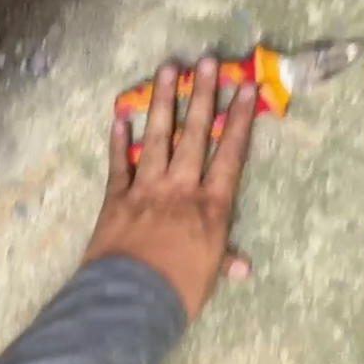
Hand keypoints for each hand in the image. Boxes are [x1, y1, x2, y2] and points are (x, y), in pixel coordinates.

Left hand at [84, 58, 257, 320]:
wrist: (129, 302)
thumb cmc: (178, 291)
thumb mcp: (209, 275)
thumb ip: (224, 260)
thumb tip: (244, 267)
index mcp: (211, 206)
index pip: (230, 154)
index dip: (240, 119)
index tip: (247, 88)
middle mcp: (181, 187)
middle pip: (195, 134)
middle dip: (203, 95)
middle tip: (208, 61)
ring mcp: (146, 188)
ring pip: (158, 137)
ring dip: (163, 101)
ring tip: (168, 68)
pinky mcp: (116, 197)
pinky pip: (119, 163)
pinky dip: (119, 140)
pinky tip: (119, 115)